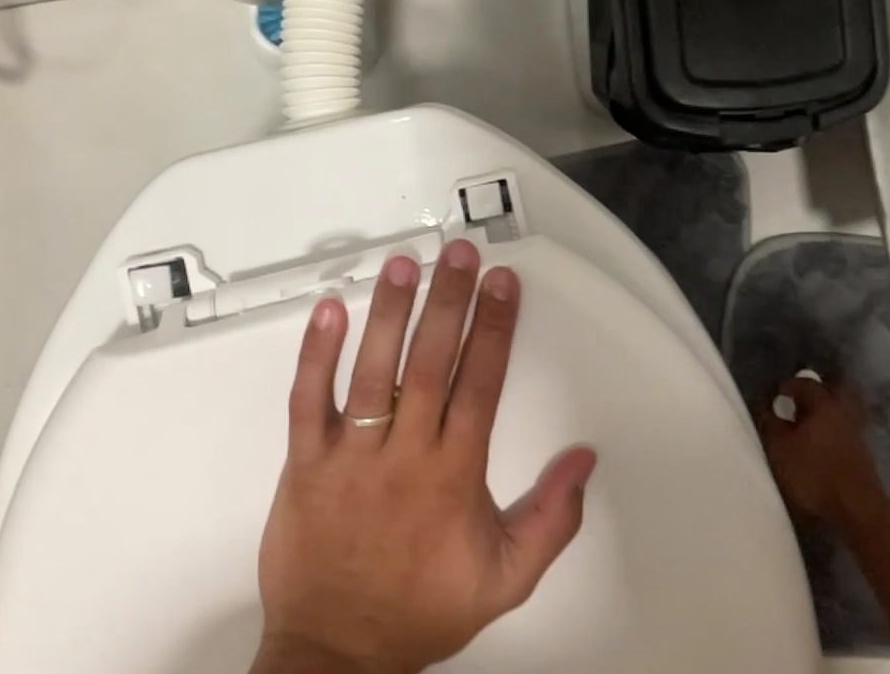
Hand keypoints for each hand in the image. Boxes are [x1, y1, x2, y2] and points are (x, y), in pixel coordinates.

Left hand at [254, 239, 597, 673]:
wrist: (338, 654)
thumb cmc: (420, 611)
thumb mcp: (506, 578)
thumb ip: (553, 520)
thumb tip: (583, 463)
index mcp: (455, 476)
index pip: (482, 383)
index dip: (495, 327)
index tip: (503, 285)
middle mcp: (405, 457)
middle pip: (432, 362)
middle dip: (449, 301)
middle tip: (459, 255)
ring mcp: (352, 458)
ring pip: (374, 371)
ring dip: (391, 313)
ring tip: (405, 265)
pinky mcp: (307, 464)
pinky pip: (308, 401)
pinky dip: (316, 355)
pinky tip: (330, 312)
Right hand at [758, 377, 885, 527]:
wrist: (856, 506)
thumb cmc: (813, 472)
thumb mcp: (780, 449)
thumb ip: (772, 426)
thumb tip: (769, 412)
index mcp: (823, 404)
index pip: (806, 384)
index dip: (789, 385)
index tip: (778, 392)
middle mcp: (843, 412)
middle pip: (832, 392)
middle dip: (815, 393)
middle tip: (799, 401)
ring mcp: (857, 432)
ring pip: (840, 411)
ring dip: (825, 413)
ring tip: (808, 424)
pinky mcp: (863, 452)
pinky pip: (846, 429)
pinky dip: (834, 430)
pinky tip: (822, 442)